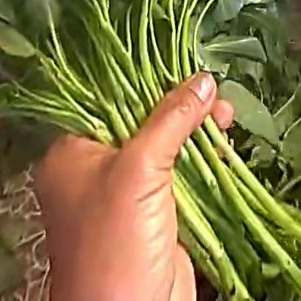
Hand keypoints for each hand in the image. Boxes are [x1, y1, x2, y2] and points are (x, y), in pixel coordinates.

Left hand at [36, 72, 235, 300]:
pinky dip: (201, 155)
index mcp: (73, 152)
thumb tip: (204, 79)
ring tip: (226, 112)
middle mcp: (96, 167)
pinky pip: (179, 171)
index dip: (143, 75)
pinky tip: (223, 139)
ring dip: (195, 126)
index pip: (107, 96)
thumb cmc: (115, 243)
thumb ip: (171, 118)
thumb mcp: (139, 170)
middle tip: (212, 90)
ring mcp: (127, 191)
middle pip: (141, 117)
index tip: (178, 57)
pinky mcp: (156, 212)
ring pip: (164, 143)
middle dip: (179, 102)